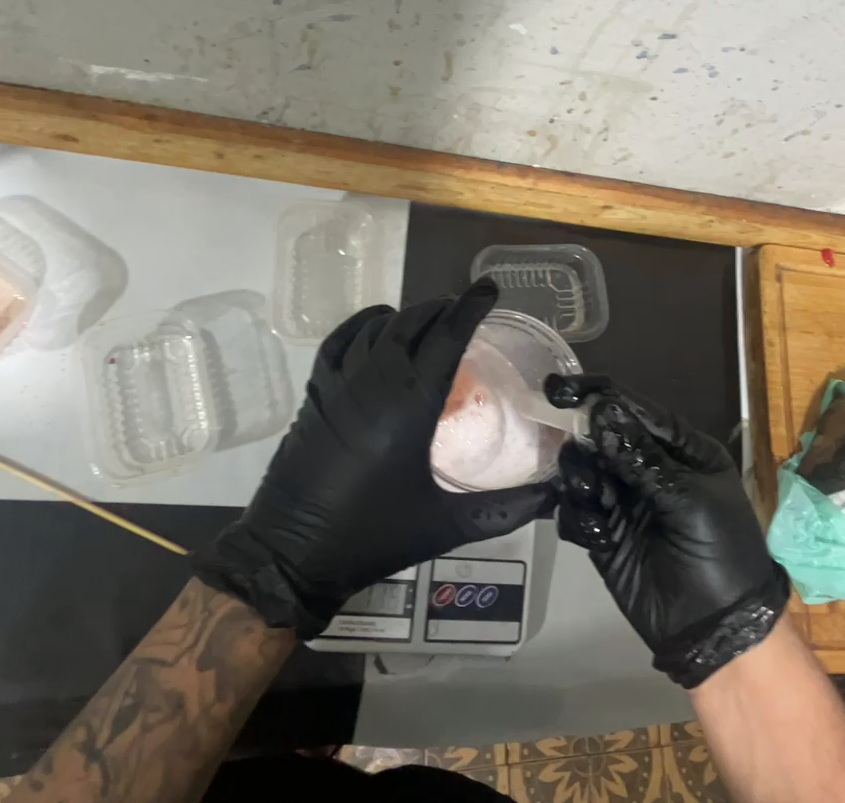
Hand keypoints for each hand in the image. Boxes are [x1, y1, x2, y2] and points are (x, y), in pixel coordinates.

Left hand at [193, 280, 555, 637]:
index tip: (489, 290)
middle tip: (465, 310)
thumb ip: (503, 510)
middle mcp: (374, 384)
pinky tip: (376, 325)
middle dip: (441, 309)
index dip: (470, 309)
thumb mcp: (445, 527)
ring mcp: (339, 385)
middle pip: (411, 325)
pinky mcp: (315, 395)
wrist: (294, 553)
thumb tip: (551, 497)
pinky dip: (361, 324)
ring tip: (429, 318)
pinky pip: (338, 341)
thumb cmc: (373, 537)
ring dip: (406, 315)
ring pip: (376, 328)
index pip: (446, 339)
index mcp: (410, 408)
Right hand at [548, 375, 789, 687]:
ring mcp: (624, 501)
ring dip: (579, 478)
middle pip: (604, 437)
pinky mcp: (603, 534)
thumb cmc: (719, 552)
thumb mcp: (689, 499)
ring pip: (585, 471)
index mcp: (682, 452)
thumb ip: (642, 457)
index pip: (638, 411)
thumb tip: (602, 413)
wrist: (717, 630)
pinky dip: (578, 516)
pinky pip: (576, 511)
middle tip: (571, 450)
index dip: (603, 396)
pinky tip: (595, 532)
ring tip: (590, 495)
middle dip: (584, 440)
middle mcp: (650, 469)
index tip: (564, 389)